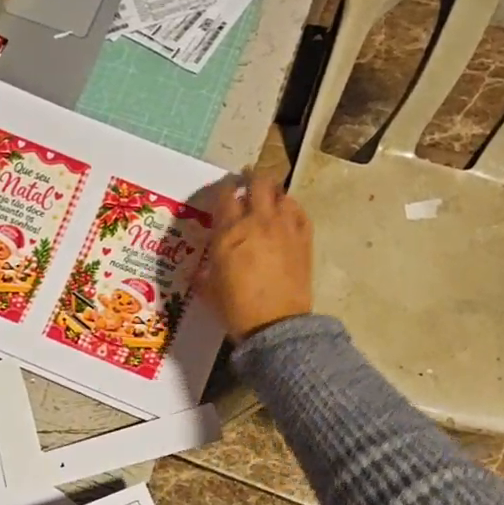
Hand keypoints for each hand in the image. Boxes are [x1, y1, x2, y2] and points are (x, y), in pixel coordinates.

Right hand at [199, 172, 313, 340]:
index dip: (223, 187)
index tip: (222, 191)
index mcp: (229, 232)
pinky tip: (285, 216)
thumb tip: (198, 269)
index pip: (225, 194)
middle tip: (246, 185)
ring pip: (280, 192)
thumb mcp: (208, 290)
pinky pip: (298, 210)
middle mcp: (257, 221)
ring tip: (266, 200)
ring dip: (271, 192)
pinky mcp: (304, 238)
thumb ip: (202, 273)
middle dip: (250, 179)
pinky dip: (290, 208)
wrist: (276, 326)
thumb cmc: (236, 309)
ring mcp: (284, 227)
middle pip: (258, 182)